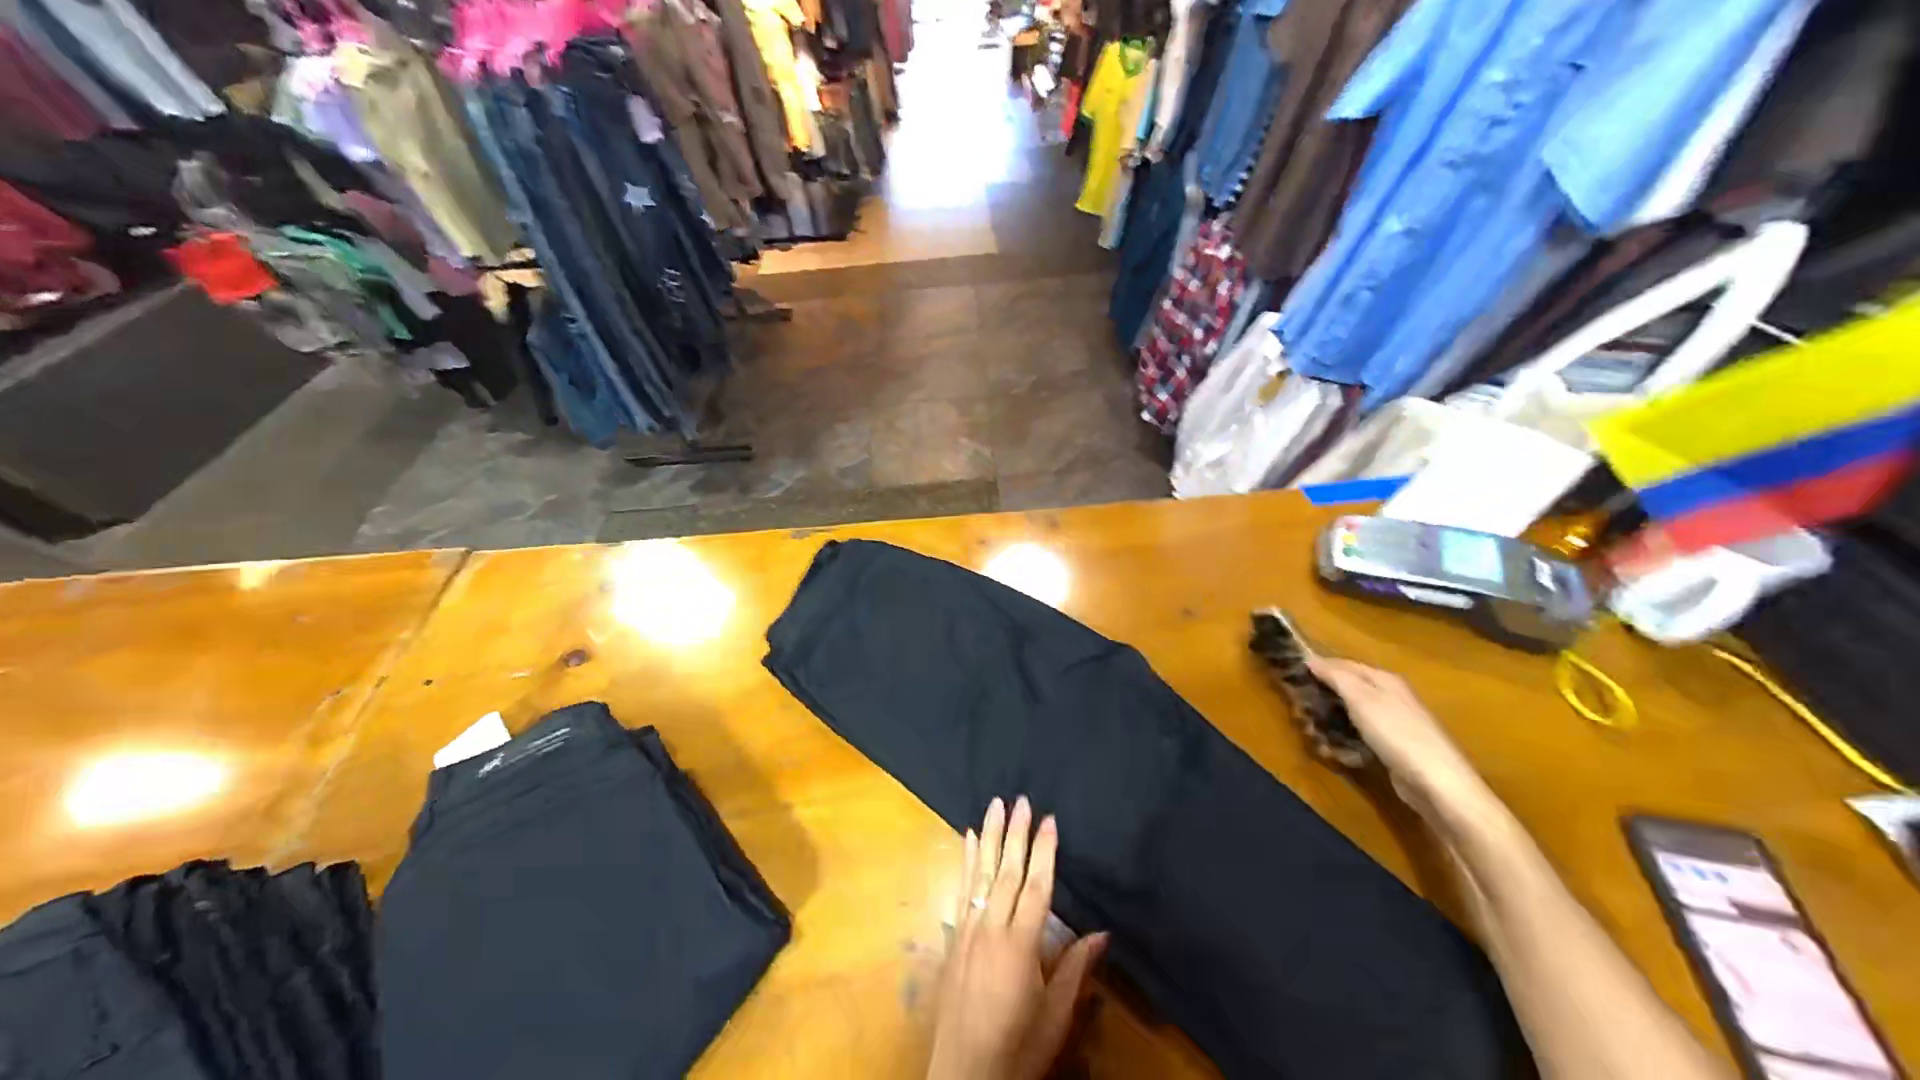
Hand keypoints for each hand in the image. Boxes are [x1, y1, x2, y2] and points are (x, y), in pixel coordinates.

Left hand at [927, 796, 1108, 1079]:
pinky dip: (966, 861)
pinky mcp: (955, 938)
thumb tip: (1103, 933)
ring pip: (981, 872)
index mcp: (1020, 944)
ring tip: (994, 805)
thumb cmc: (1018, 1047)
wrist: (964, 1074)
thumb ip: (1075, 969)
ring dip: (989, 836)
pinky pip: (962, 889)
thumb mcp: (1055, 1015)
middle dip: (1015, 832)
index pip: (1036, 885)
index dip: (1044, 850)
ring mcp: (968, 930)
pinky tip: (969, 840)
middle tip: (1021, 799)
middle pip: (1006, 870)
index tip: (1049, 819)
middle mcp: (991, 927)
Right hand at [1307, 658, 1495, 827]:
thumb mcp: (1362, 699)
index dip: (1318, 667)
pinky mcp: (1389, 748)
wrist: (1437, 783)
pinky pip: (1357, 738)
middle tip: (1300, 711)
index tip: (1291, 674)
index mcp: (1383, 679)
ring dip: (1328, 725)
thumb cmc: (1396, 733)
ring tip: (1314, 735)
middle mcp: (1388, 697)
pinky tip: (1335, 752)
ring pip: (1348, 716)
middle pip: (1345, 690)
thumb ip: (1336, 677)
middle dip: (1321, 699)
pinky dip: (1343, 743)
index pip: (1343, 664)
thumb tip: (1310, 659)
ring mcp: (1390, 724)